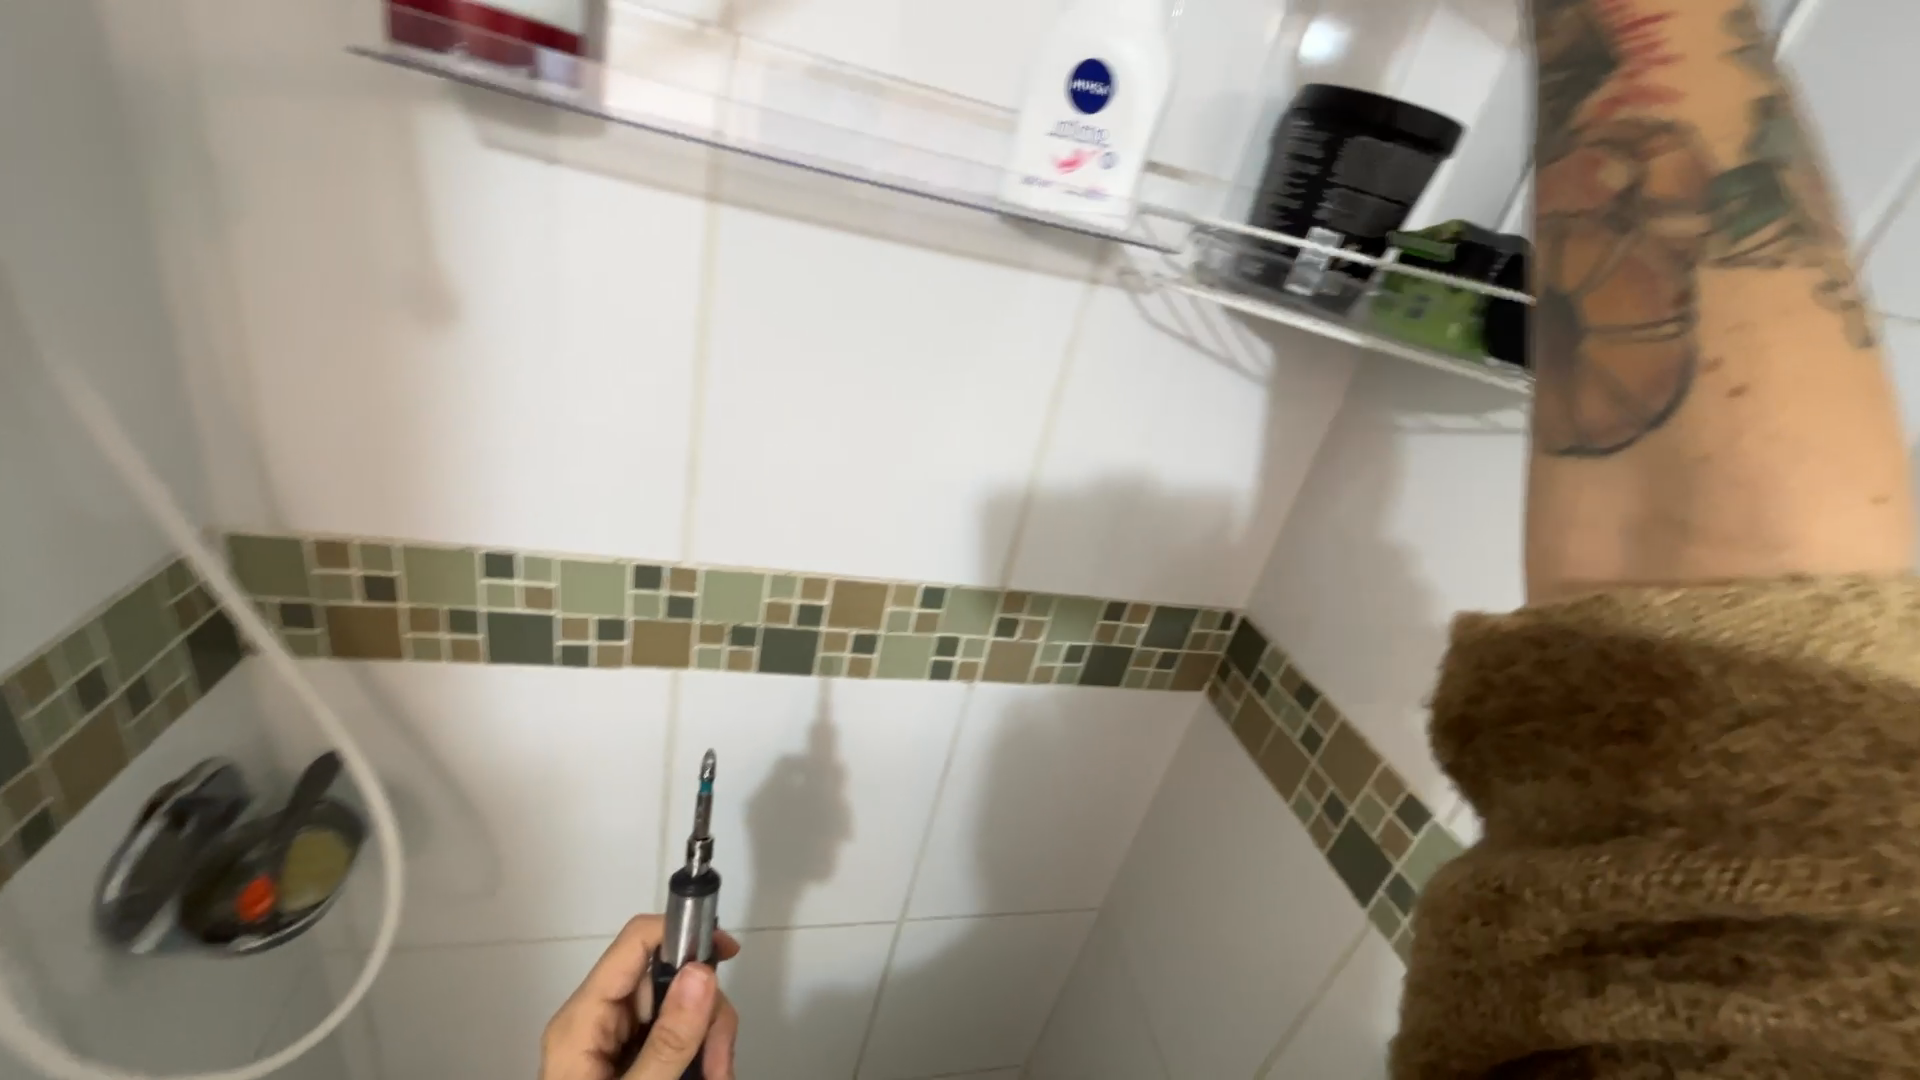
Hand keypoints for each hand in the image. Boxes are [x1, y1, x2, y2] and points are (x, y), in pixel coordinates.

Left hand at [540, 915, 741, 1079]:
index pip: (637, 941)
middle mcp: (600, 1019)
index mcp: (584, 1019)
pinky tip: (710, 1079)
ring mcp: (617, 1040)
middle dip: (707, 1012)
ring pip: (683, 1005)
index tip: (728, 955)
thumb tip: (703, 970)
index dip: (683, 932)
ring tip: (718, 1079)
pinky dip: (702, 1055)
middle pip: (670, 976)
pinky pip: (679, 1035)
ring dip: (711, 1040)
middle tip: (722, 1063)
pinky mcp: (633, 1059)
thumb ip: (669, 1042)